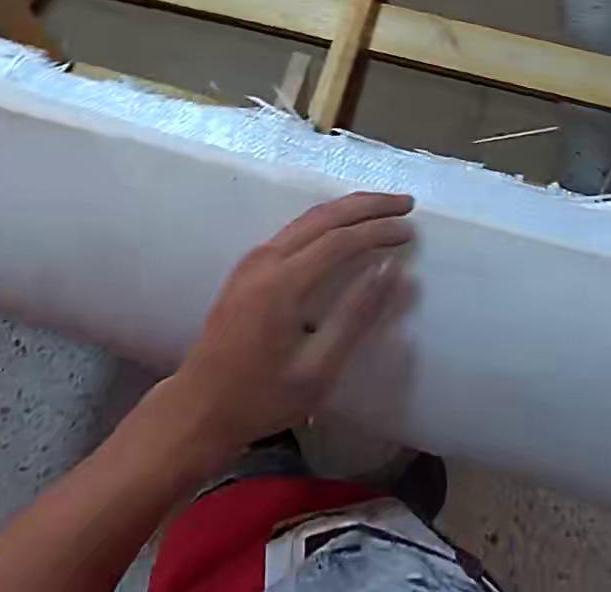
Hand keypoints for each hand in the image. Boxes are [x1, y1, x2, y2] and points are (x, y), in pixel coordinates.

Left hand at [161, 192, 414, 458]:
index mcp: (281, 282)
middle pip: (323, 216)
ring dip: (347, 209)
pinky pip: (295, 230)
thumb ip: (355, 316)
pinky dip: (327, 221)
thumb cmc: (262, 397)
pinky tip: (344, 227)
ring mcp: (253, 260)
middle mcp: (265, 259)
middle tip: (406, 203)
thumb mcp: (317, 369)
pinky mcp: (248, 267)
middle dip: (367, 205)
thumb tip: (393, 272)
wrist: (200, 407)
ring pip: (307, 218)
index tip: (410, 230)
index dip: (377, 231)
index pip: (339, 241)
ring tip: (383, 208)